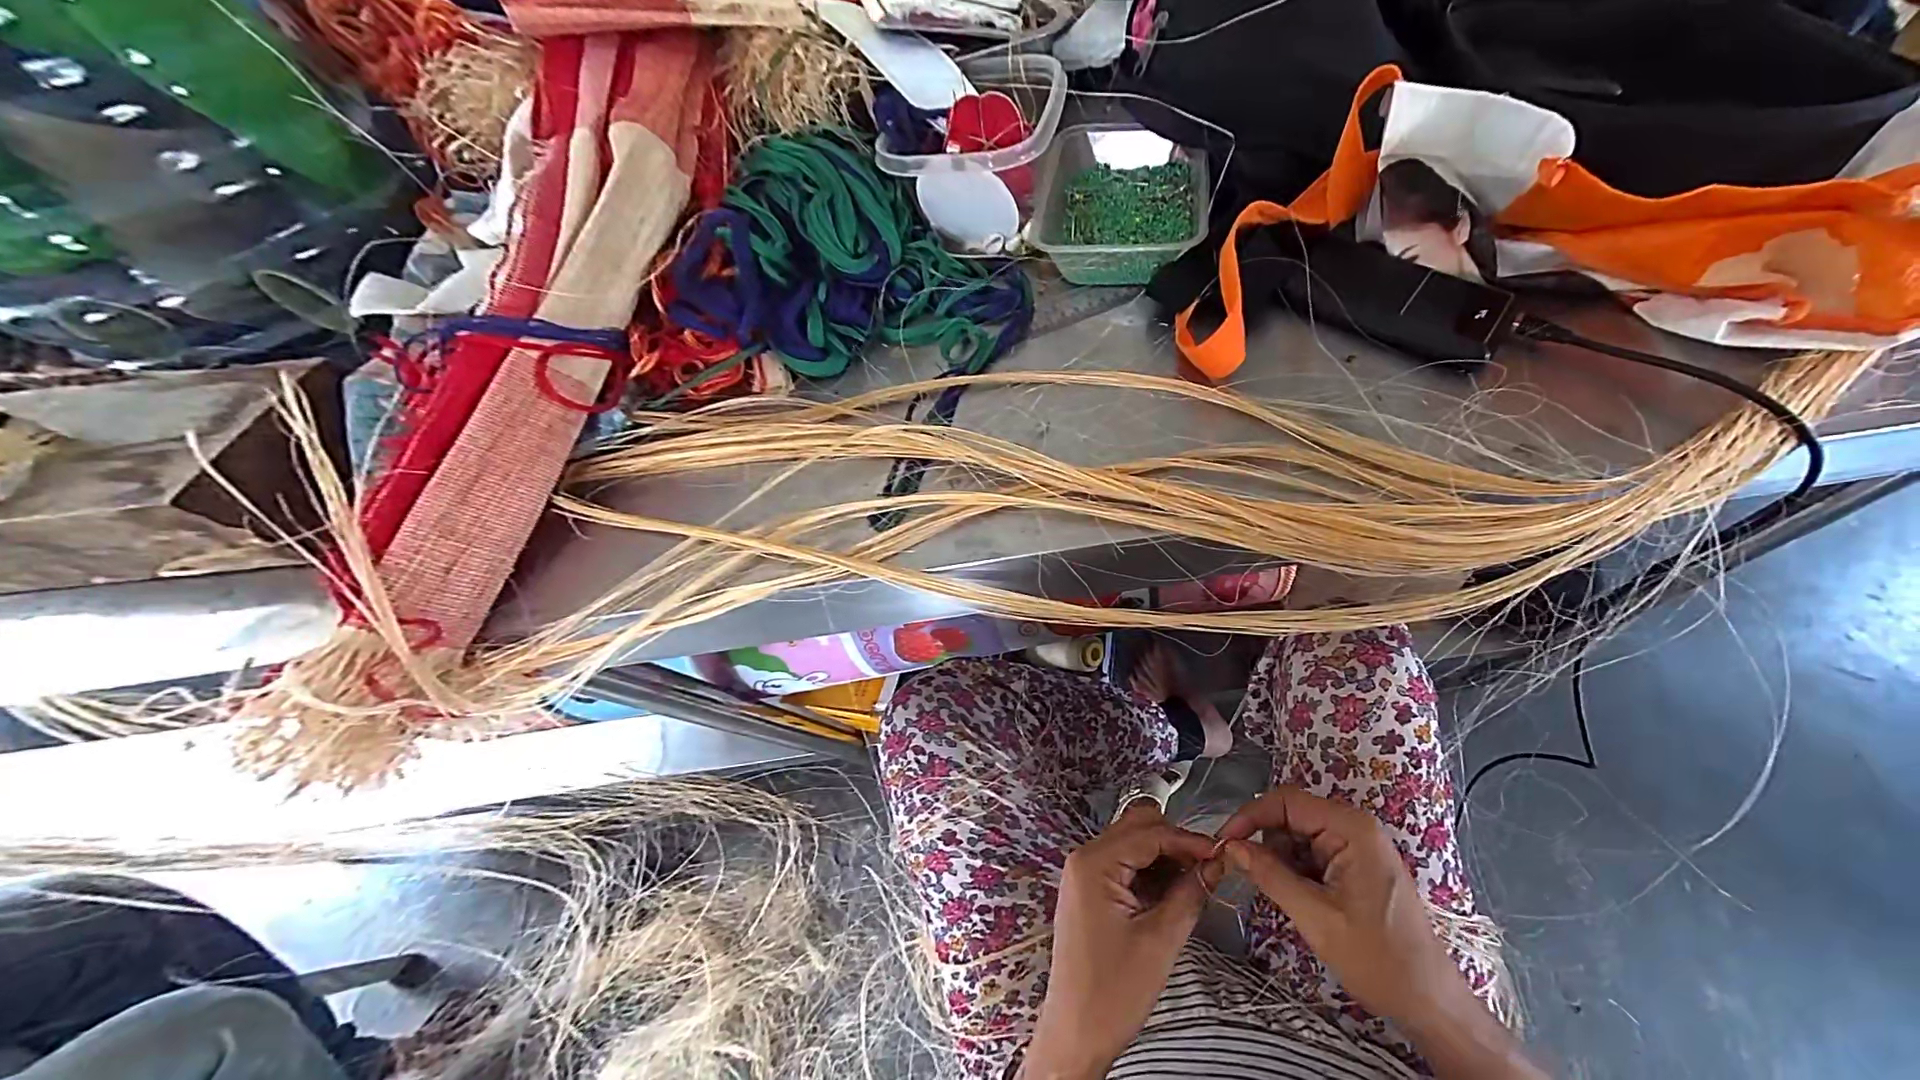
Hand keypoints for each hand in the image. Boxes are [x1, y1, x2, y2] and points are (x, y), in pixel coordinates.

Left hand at [1022, 802, 1223, 1079]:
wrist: (1076, 1032)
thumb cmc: (1114, 990)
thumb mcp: (1160, 940)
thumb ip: (1189, 893)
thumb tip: (1216, 863)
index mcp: (1093, 862)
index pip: (1149, 832)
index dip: (1189, 840)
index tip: (1224, 854)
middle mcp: (1083, 858)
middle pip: (1136, 827)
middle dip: (1175, 842)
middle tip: (1209, 868)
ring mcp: (1083, 873)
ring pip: (1131, 844)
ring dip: (1164, 856)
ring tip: (1196, 882)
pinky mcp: (1089, 891)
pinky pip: (1124, 865)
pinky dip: (1150, 871)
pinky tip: (1173, 892)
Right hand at [1217, 785, 1458, 1021]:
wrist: (1431, 1006)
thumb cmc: (1378, 960)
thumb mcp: (1315, 917)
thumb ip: (1269, 875)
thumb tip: (1231, 846)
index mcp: (1351, 829)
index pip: (1286, 801)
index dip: (1249, 817)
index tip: (1223, 842)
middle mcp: (1355, 828)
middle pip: (1290, 816)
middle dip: (1263, 841)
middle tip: (1240, 870)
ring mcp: (1357, 846)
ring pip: (1296, 836)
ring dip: (1278, 859)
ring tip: (1277, 892)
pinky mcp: (1355, 866)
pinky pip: (1311, 853)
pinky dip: (1294, 870)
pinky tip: (1295, 897)